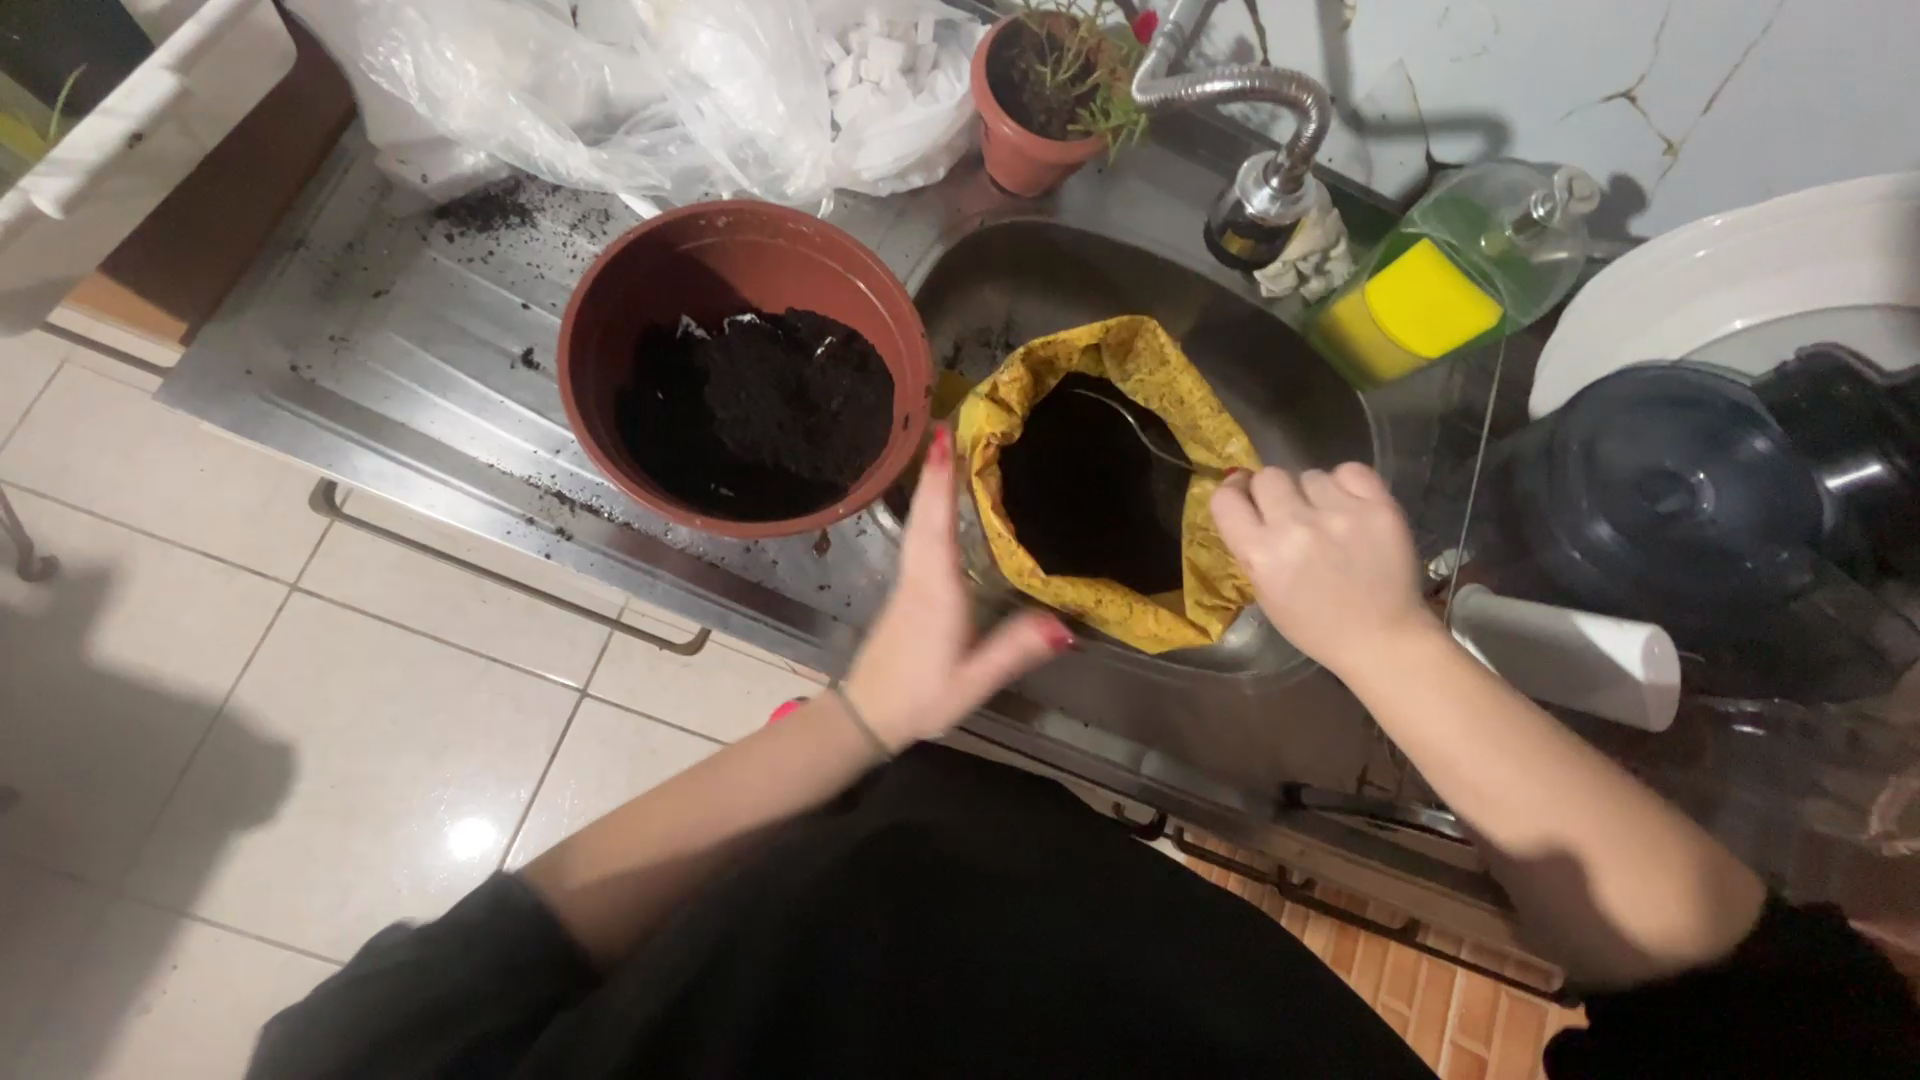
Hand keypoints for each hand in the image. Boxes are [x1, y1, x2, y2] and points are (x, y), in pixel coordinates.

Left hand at [842, 425, 1073, 748]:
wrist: (866, 715)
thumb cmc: (920, 698)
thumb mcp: (973, 681)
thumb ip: (1014, 651)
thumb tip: (1067, 625)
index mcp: (937, 593)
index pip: (939, 527)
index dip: (942, 482)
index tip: (945, 438)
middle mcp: (919, 578)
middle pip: (924, 515)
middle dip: (934, 469)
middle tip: (945, 425)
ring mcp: (908, 582)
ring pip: (917, 523)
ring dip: (928, 484)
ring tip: (942, 450)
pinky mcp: (905, 591)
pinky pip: (916, 537)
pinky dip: (925, 508)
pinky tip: (935, 503)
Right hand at [1210, 463, 1436, 677]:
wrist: (1380, 637)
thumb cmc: (1313, 623)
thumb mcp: (1264, 590)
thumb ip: (1251, 545)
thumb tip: (1246, 498)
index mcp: (1260, 554)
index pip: (1226, 499)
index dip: (1234, 492)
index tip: (1243, 494)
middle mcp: (1295, 528)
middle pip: (1269, 476)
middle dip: (1274, 491)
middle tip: (1289, 511)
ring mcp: (1340, 515)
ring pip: (1310, 474)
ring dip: (1313, 493)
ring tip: (1327, 519)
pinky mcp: (1379, 508)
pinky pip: (1350, 471)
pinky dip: (1346, 484)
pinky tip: (1350, 507)